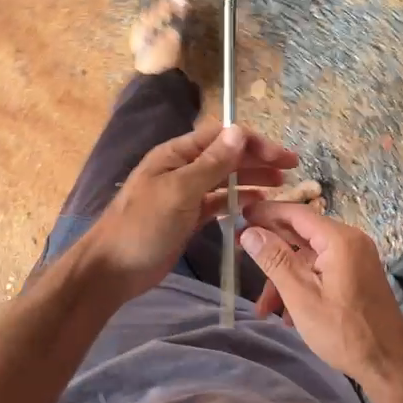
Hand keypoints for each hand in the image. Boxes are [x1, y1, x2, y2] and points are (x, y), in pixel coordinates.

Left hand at [75, 122, 298, 298]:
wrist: (111, 271)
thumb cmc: (142, 226)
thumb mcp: (179, 191)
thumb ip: (212, 164)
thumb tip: (239, 131)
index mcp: (176, 154)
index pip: (222, 137)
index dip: (253, 142)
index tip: (282, 156)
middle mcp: (183, 169)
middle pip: (227, 156)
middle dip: (258, 159)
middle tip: (291, 168)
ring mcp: (185, 194)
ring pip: (226, 179)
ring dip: (252, 178)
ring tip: (281, 185)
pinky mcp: (188, 218)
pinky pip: (219, 203)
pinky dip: (238, 201)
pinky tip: (258, 204)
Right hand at [240, 203, 402, 388]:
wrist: (389, 364)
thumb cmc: (344, 331)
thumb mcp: (302, 297)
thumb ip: (275, 260)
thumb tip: (250, 231)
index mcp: (339, 239)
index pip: (296, 213)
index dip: (266, 212)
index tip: (239, 215)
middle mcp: (351, 241)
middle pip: (302, 233)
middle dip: (271, 248)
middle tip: (239, 252)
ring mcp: (357, 258)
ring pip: (310, 257)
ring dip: (284, 276)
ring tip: (264, 308)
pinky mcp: (358, 275)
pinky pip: (323, 270)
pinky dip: (303, 284)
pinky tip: (287, 314)